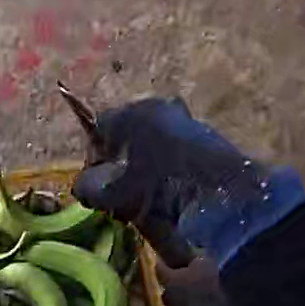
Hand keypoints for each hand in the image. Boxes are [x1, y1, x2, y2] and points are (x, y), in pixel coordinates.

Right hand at [73, 97, 304, 266]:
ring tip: (144, 197)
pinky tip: (168, 194)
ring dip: (143, 167)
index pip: (98, 127)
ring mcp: (185, 120)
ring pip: (151, 142)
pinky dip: (166, 169)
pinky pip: (174, 151)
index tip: (96, 185)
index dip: (93, 157)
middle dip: (119, 163)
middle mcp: (158, 108)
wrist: (221, 196)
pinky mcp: (207, 138)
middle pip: (126, 134)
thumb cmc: (161, 189)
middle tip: (119, 193)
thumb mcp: (115, 194)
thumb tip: (83, 186)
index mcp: (132, 113)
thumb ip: (90, 188)